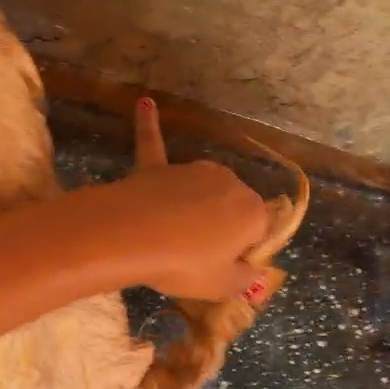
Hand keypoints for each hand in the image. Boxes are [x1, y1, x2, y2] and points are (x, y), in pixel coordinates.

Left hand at [70, 97, 269, 301]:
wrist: (131, 237)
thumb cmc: (184, 264)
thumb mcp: (221, 285)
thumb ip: (245, 280)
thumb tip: (254, 275)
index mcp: (253, 212)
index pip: (258, 236)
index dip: (240, 256)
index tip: (220, 269)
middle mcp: (230, 182)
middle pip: (230, 210)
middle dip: (218, 231)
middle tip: (192, 259)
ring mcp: (192, 170)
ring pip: (201, 191)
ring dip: (193, 208)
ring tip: (170, 236)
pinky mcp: (158, 168)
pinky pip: (154, 144)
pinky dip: (148, 125)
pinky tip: (145, 103)